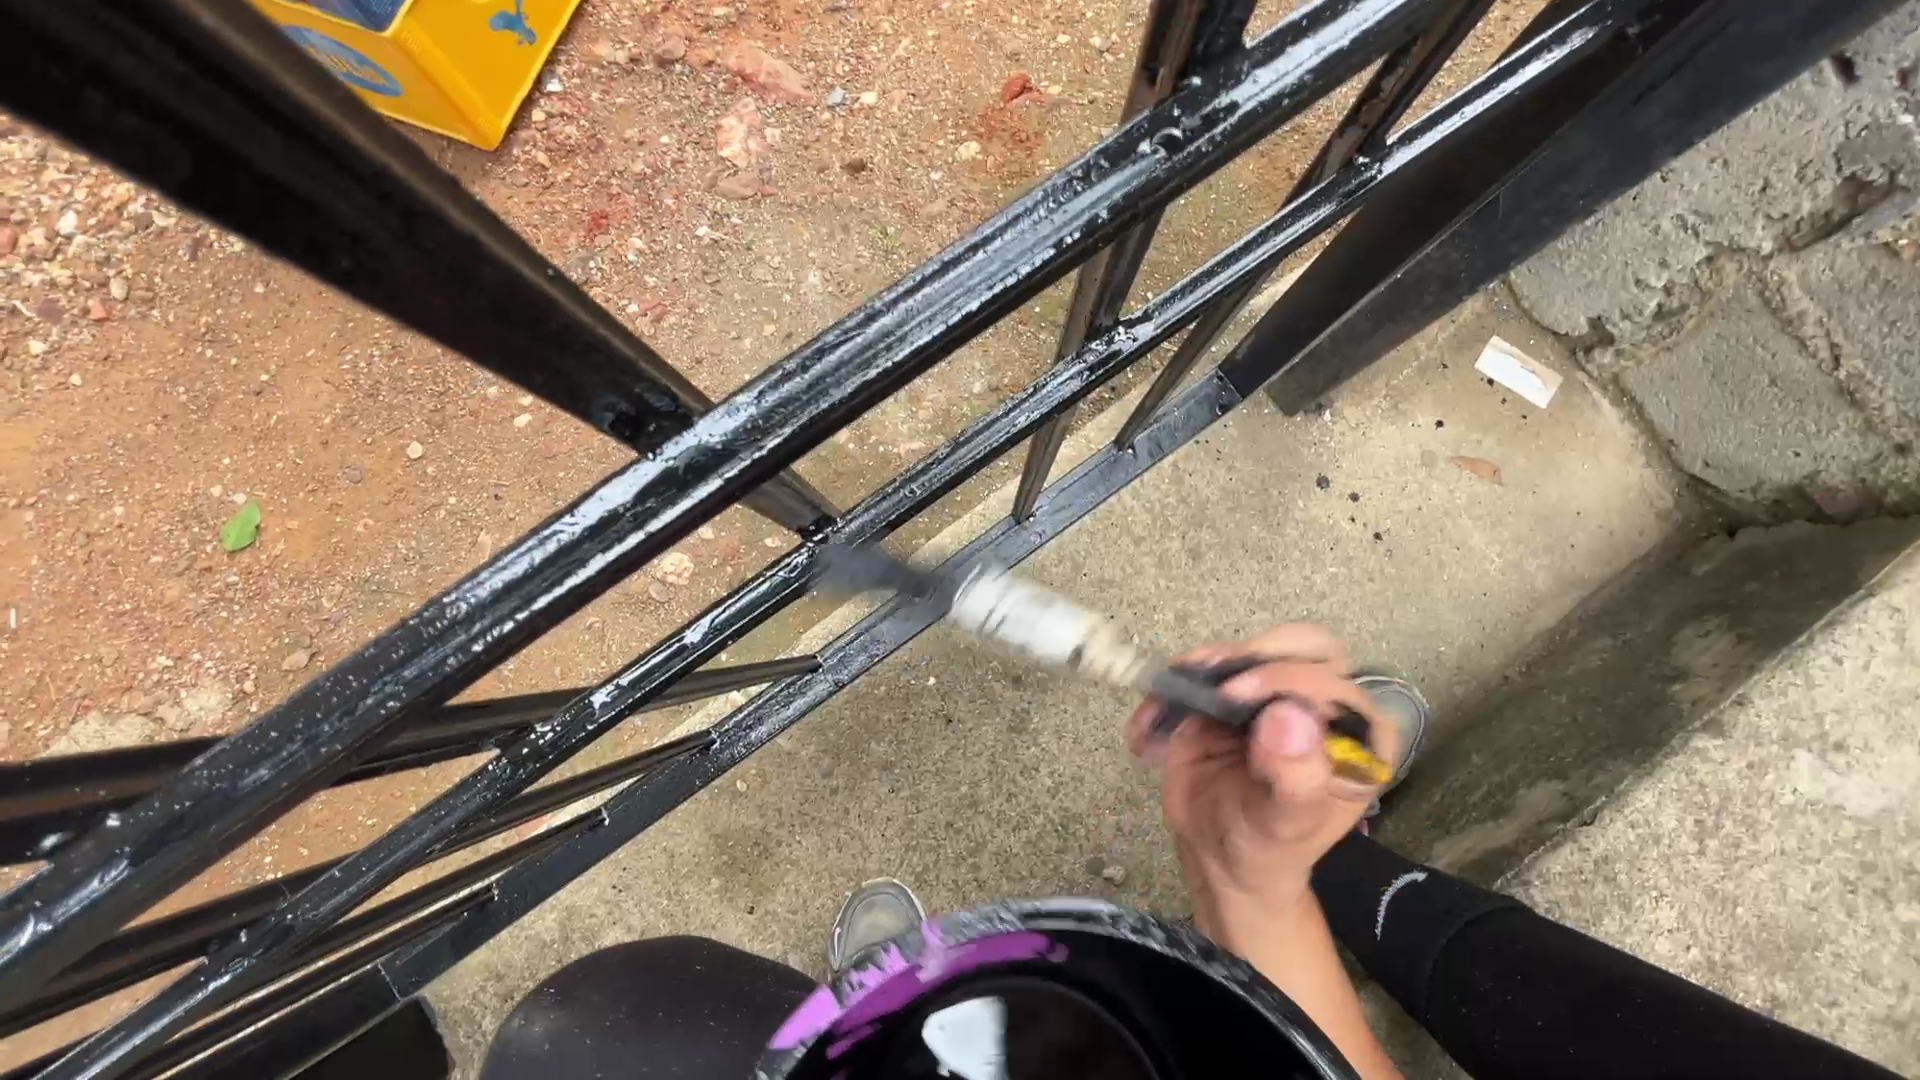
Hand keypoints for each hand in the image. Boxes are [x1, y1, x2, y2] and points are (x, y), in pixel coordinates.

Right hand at [1126, 624, 1397, 948]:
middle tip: (1210, 673)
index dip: (1283, 676)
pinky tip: (1154, 718)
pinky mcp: (1229, 694)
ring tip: (1170, 695)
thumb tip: (1288, 715)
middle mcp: (1320, 705)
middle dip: (1251, 653)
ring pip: (1249, 649)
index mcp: (1354, 735)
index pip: (1330, 680)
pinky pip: (1205, 668)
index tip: (1234, 693)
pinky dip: (1175, 683)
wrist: (1219, 855)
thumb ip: (1295, 777)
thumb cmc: (1265, 847)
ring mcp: (1272, 695)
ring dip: (1205, 664)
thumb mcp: (1285, 825)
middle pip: (1302, 646)